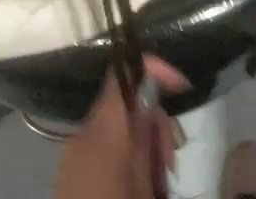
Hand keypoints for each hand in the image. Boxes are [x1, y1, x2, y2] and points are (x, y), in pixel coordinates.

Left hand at [54, 57, 188, 198]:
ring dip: (144, 148)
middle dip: (155, 125)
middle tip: (171, 165)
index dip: (153, 69)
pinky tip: (141, 189)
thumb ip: (147, 138)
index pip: (123, 74)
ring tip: (159, 186)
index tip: (183, 87)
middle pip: (125, 104)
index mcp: (102, 133)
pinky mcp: (72, 173)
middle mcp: (83, 134)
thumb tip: (152, 89)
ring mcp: (74, 154)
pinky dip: (127, 159)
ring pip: (118, 129)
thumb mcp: (144, 188)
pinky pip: (104, 148)